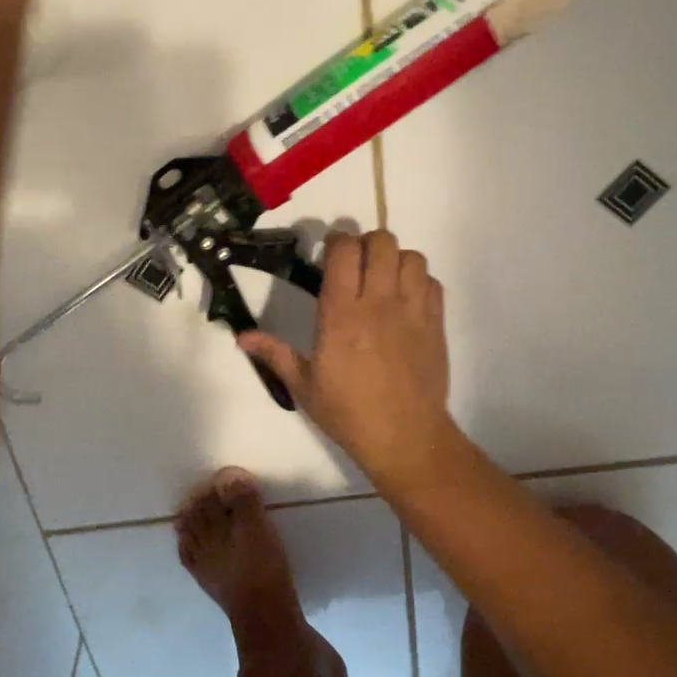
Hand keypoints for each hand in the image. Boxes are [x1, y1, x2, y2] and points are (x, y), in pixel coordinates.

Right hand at [239, 230, 463, 488]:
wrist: (404, 436)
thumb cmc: (348, 412)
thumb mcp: (304, 386)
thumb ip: (275, 353)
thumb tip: (241, 338)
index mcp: (341, 314)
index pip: (344, 250)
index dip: (336, 243)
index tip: (328, 257)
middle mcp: (378, 302)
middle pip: (382, 241)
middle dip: (366, 245)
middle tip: (356, 267)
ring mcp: (412, 310)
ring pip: (411, 256)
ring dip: (394, 261)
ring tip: (382, 281)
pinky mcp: (435, 323)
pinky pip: (432, 281)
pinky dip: (418, 282)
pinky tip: (405, 302)